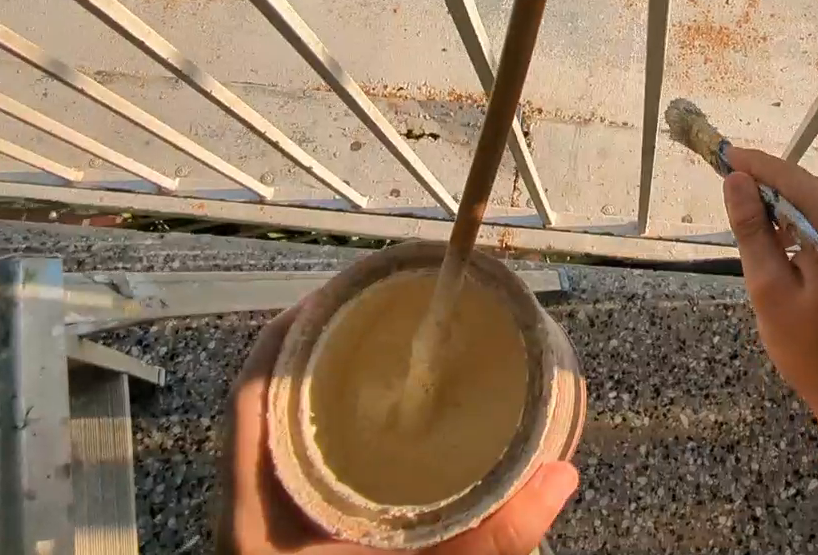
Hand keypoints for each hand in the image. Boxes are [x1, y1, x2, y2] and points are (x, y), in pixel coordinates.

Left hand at [218, 307, 580, 554]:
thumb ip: (490, 542)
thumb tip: (563, 474)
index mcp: (256, 516)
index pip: (254, 398)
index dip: (289, 333)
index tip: (343, 288)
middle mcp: (255, 503)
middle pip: (272, 390)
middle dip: (322, 334)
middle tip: (386, 299)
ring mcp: (273, 509)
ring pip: (287, 414)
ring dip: (328, 364)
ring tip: (388, 328)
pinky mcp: (297, 517)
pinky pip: (304, 439)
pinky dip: (335, 402)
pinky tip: (382, 394)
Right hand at [721, 147, 817, 418]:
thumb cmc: (816, 352)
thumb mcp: (771, 291)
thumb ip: (753, 231)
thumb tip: (736, 181)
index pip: (792, 178)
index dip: (756, 165)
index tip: (724, 153)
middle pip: (809, 188)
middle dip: (769, 186)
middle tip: (730, 188)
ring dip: (787, 207)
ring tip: (751, 217)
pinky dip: (806, 224)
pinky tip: (783, 241)